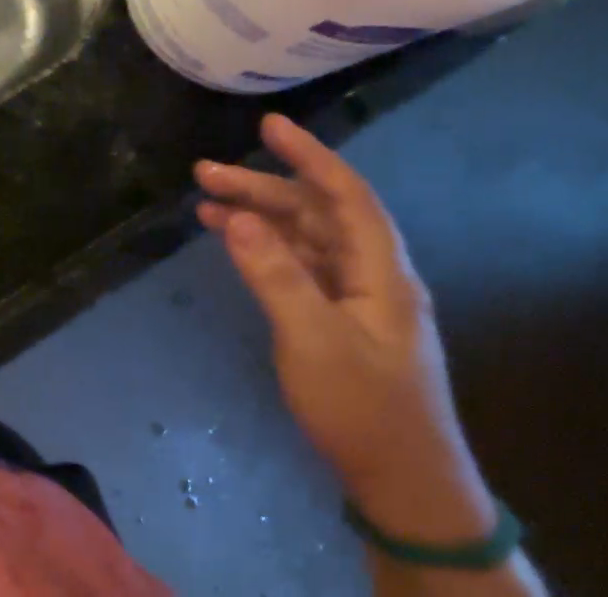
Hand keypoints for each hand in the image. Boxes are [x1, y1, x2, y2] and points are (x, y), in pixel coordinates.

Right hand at [195, 115, 495, 544]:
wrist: (402, 481)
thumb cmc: (361, 407)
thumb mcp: (312, 339)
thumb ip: (274, 275)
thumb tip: (236, 218)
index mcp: (381, 273)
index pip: (347, 196)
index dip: (309, 157)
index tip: (269, 126)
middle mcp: (373, 276)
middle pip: (318, 214)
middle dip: (264, 187)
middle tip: (205, 172)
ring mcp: (357, 300)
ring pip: (306, 238)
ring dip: (259, 215)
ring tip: (206, 201)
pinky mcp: (339, 321)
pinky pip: (299, 266)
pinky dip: (264, 247)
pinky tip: (232, 241)